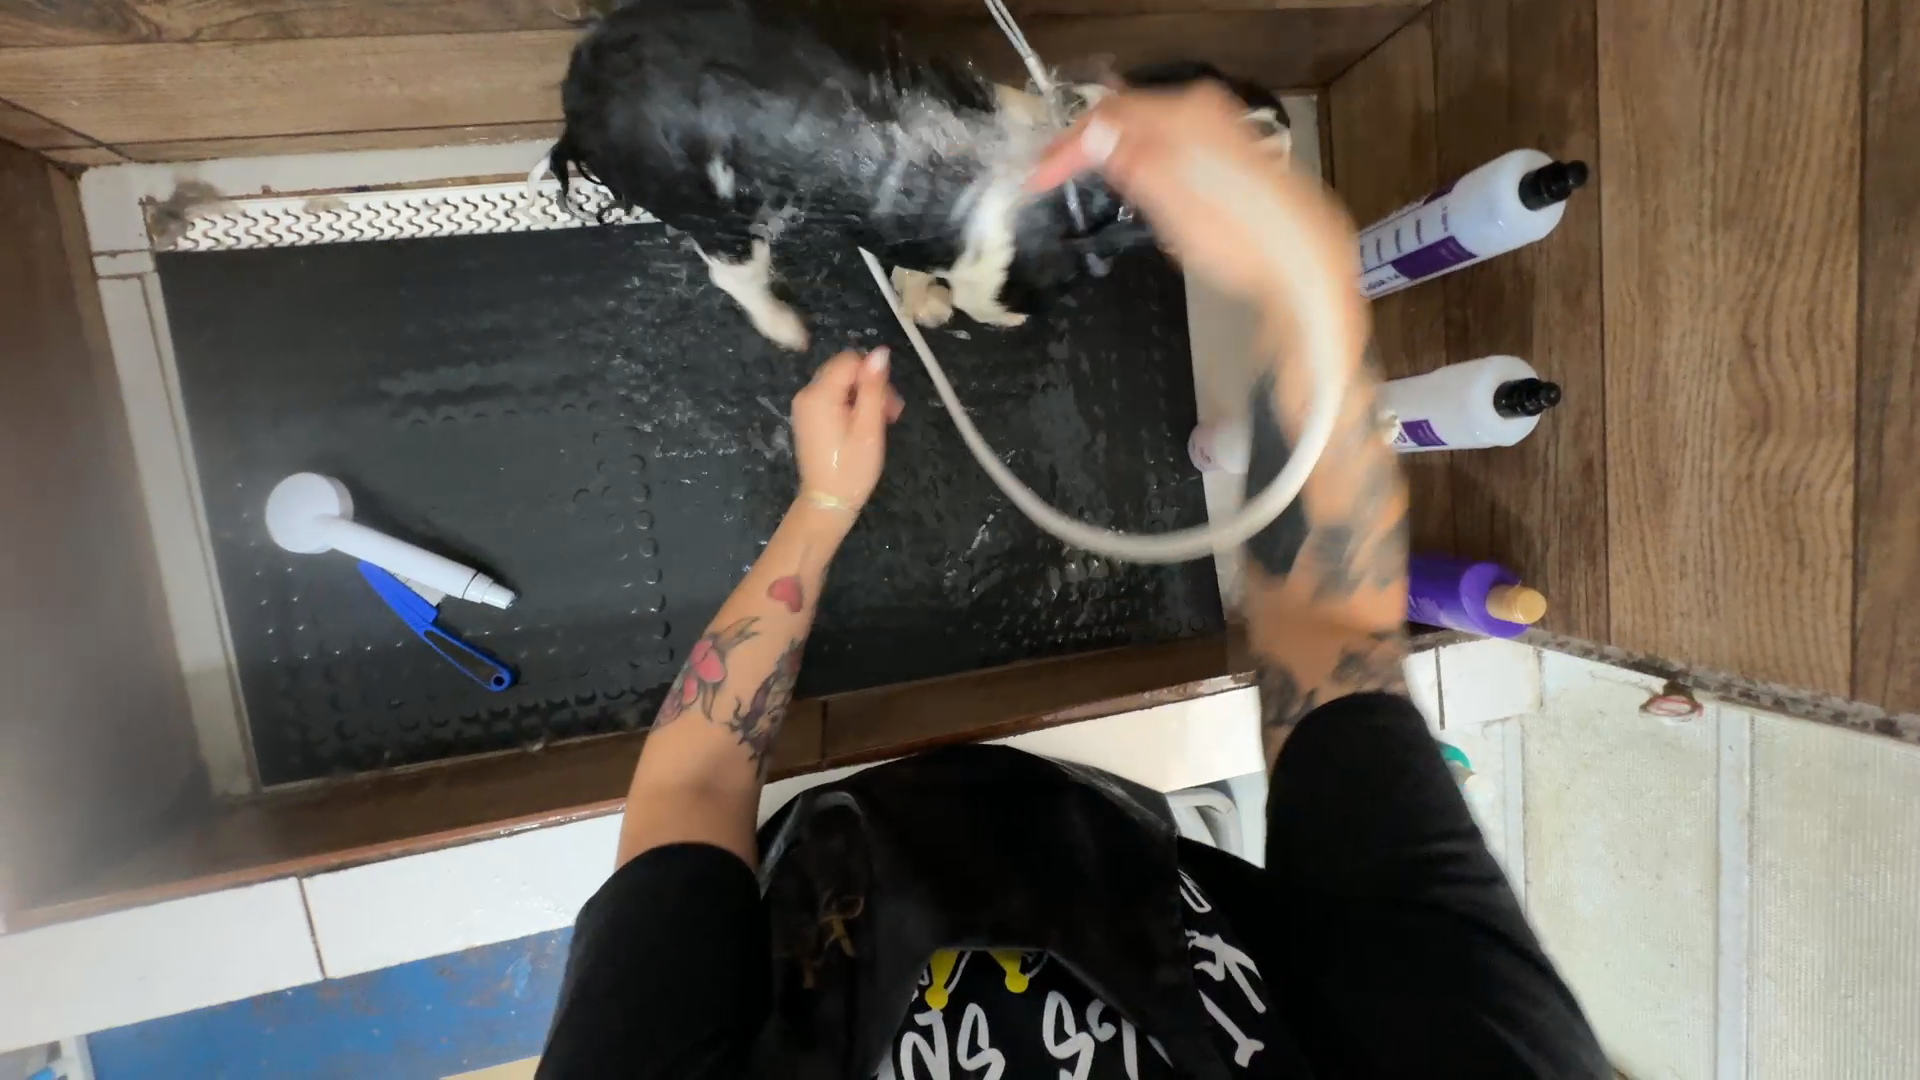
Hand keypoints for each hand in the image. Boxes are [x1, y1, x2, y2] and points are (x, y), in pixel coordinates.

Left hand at [790, 347, 903, 512]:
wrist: (828, 502)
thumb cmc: (852, 467)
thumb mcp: (869, 427)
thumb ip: (874, 387)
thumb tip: (881, 352)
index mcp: (819, 394)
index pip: (850, 360)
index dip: (873, 375)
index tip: (889, 403)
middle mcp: (806, 394)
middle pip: (844, 370)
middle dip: (870, 386)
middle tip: (889, 415)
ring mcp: (805, 407)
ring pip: (841, 384)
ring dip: (864, 397)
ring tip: (879, 423)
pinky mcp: (808, 418)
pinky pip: (832, 399)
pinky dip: (851, 406)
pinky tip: (863, 427)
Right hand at [1027, 83, 1359, 304]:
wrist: (1299, 259)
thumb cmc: (1237, 239)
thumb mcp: (1173, 205)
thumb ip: (1132, 164)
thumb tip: (1093, 136)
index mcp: (1184, 118)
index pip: (1106, 118)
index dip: (1066, 148)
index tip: (1036, 178)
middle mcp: (1200, 114)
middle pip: (1125, 117)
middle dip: (1084, 146)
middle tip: (1049, 177)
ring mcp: (1215, 132)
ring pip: (1144, 132)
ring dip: (1109, 153)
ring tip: (1077, 179)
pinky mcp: (1223, 156)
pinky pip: (1165, 146)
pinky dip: (1137, 160)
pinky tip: (1129, 183)